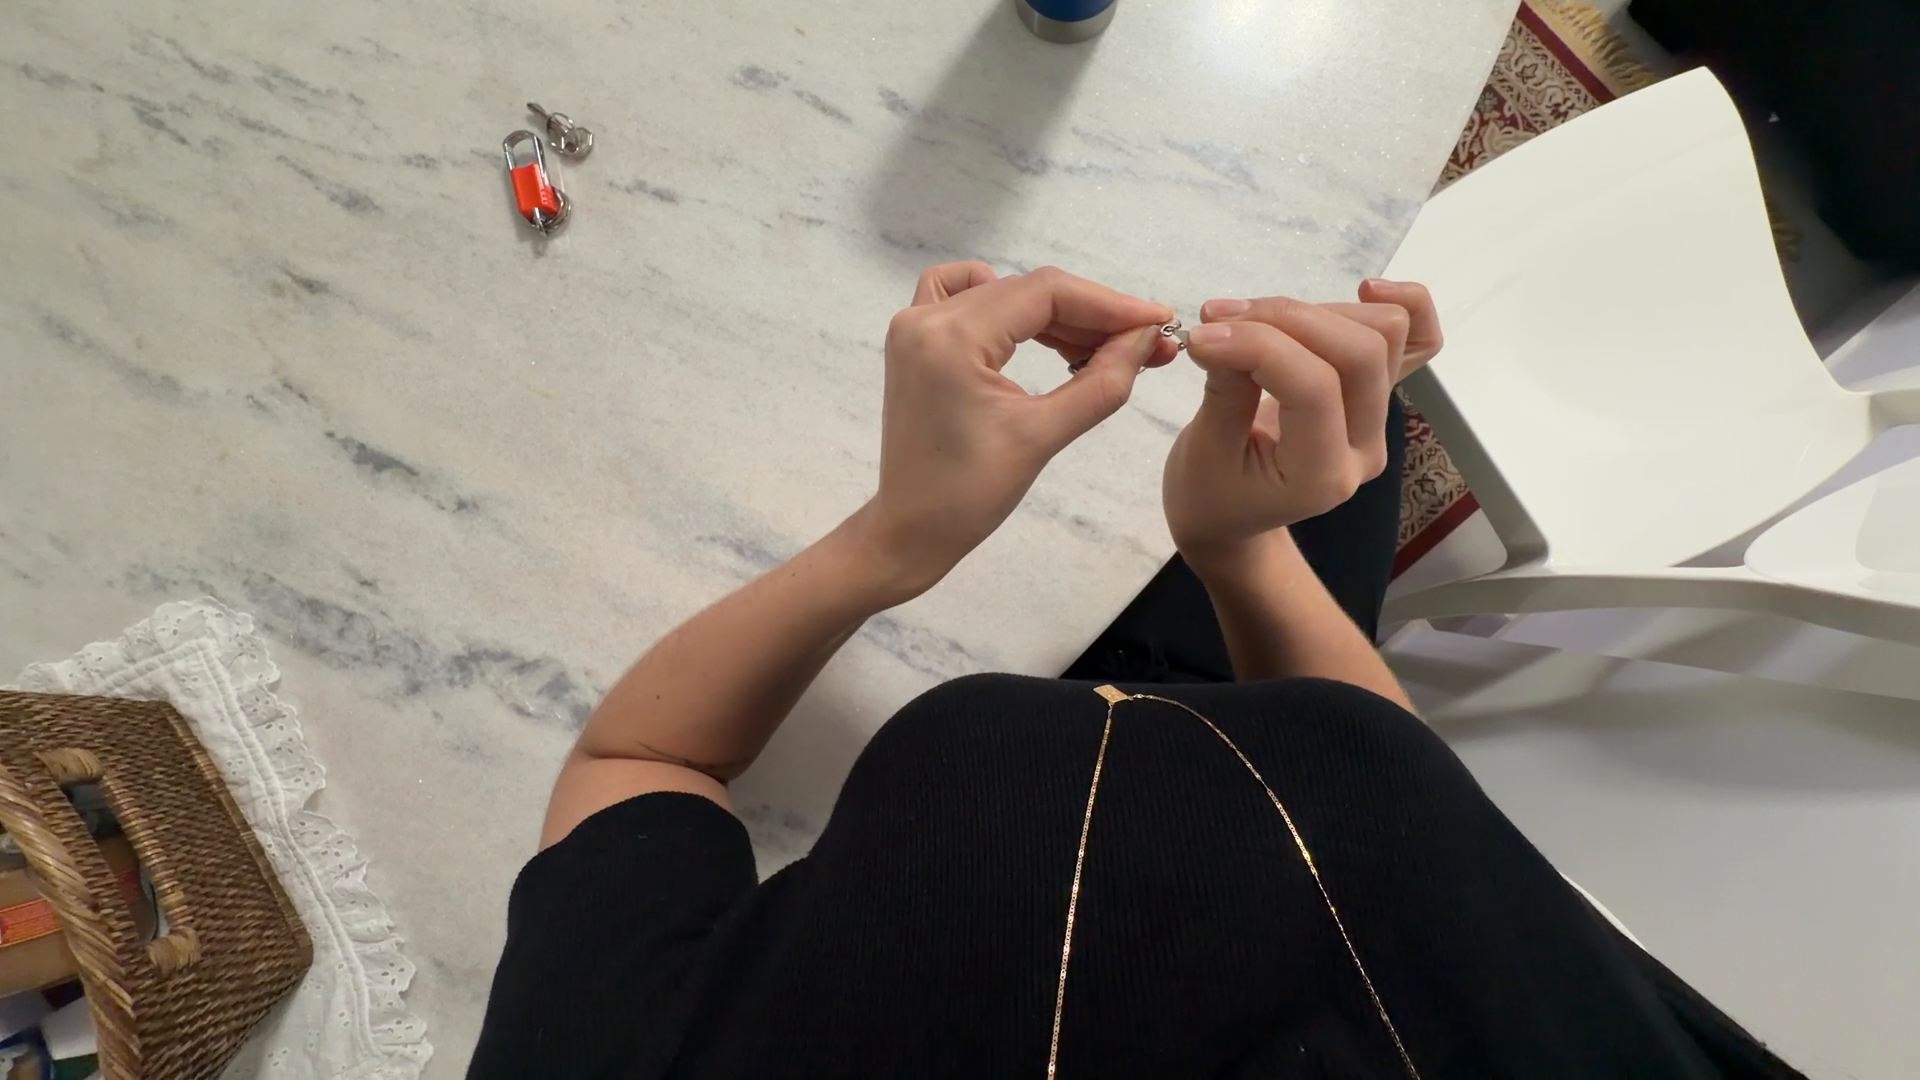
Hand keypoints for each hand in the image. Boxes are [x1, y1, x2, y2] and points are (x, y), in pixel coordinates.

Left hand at [861, 262, 1176, 597]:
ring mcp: (911, 327)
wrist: (911, 528)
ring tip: (1096, 348)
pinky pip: (962, 297)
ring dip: (1052, 313)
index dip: (1110, 303)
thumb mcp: (1042, 437)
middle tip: (1143, 344)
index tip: (1158, 321)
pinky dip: (1003, 306)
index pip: (1047, 293)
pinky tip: (1030, 330)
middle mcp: (924, 319)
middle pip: (1027, 290)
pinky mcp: (912, 343)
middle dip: (1090, 314)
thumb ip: (1102, 382)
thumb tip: (1147, 338)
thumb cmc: (968, 496)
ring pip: (1000, 291)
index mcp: (952, 338)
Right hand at [1162, 279, 1442, 569]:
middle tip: (1219, 320)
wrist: (1227, 515)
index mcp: (1319, 476)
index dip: (1258, 347)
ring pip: (1385, 334)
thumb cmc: (1206, 493)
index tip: (1201, 335)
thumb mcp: (1202, 449)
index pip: (1312, 389)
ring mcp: (1377, 421)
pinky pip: (1418, 341)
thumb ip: (1224, 387)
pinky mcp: (1376, 396)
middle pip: (1359, 353)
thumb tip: (1224, 327)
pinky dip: (1401, 305)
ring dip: (1313, 310)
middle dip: (1284, 320)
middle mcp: (1363, 447)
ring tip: (1251, 318)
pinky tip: (1364, 288)